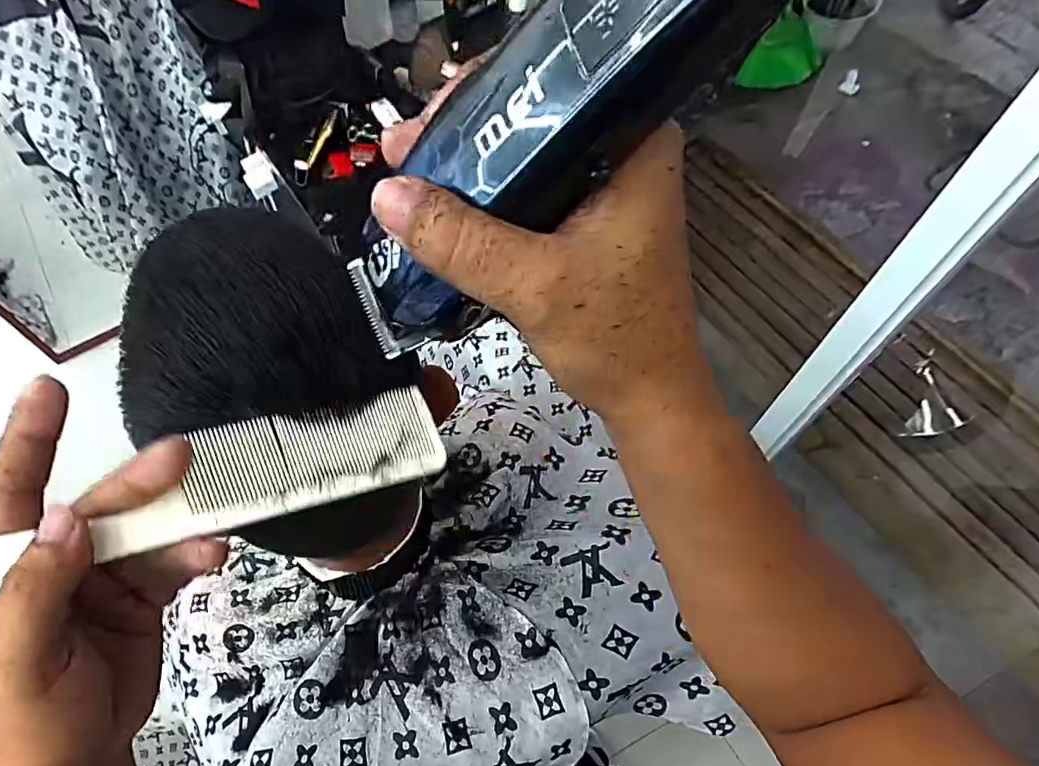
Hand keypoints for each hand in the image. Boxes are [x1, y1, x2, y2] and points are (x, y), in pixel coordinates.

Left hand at [0, 377, 225, 765]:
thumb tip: (65, 520)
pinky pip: (168, 567)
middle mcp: (47, 567)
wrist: (78, 764)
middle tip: (177, 459)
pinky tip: (212, 555)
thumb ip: (33, 590)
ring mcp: (96, 582)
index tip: (47, 393)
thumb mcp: (12, 665)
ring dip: (177, 532)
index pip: (6, 499)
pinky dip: (191, 559)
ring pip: (141, 539)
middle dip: (133, 487)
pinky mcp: (137, 599)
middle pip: (92, 514)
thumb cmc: (25, 724)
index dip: (27, 443)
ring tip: (211, 532)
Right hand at [374, 105, 710, 422]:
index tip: (422, 132)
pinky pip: (526, 206)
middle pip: (526, 128)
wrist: (646, 399)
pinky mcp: (586, 227)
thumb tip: (393, 198)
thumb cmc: (619, 343)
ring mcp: (603, 194)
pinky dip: (488, 217)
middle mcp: (622, 157)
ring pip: (521, 170)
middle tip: (407, 160)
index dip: (475, 108)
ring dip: (470, 185)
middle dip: (463, 149)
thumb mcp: (536, 287)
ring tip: (416, 191)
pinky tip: (450, 223)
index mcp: (633, 145)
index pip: (542, 92)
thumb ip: (464, 243)